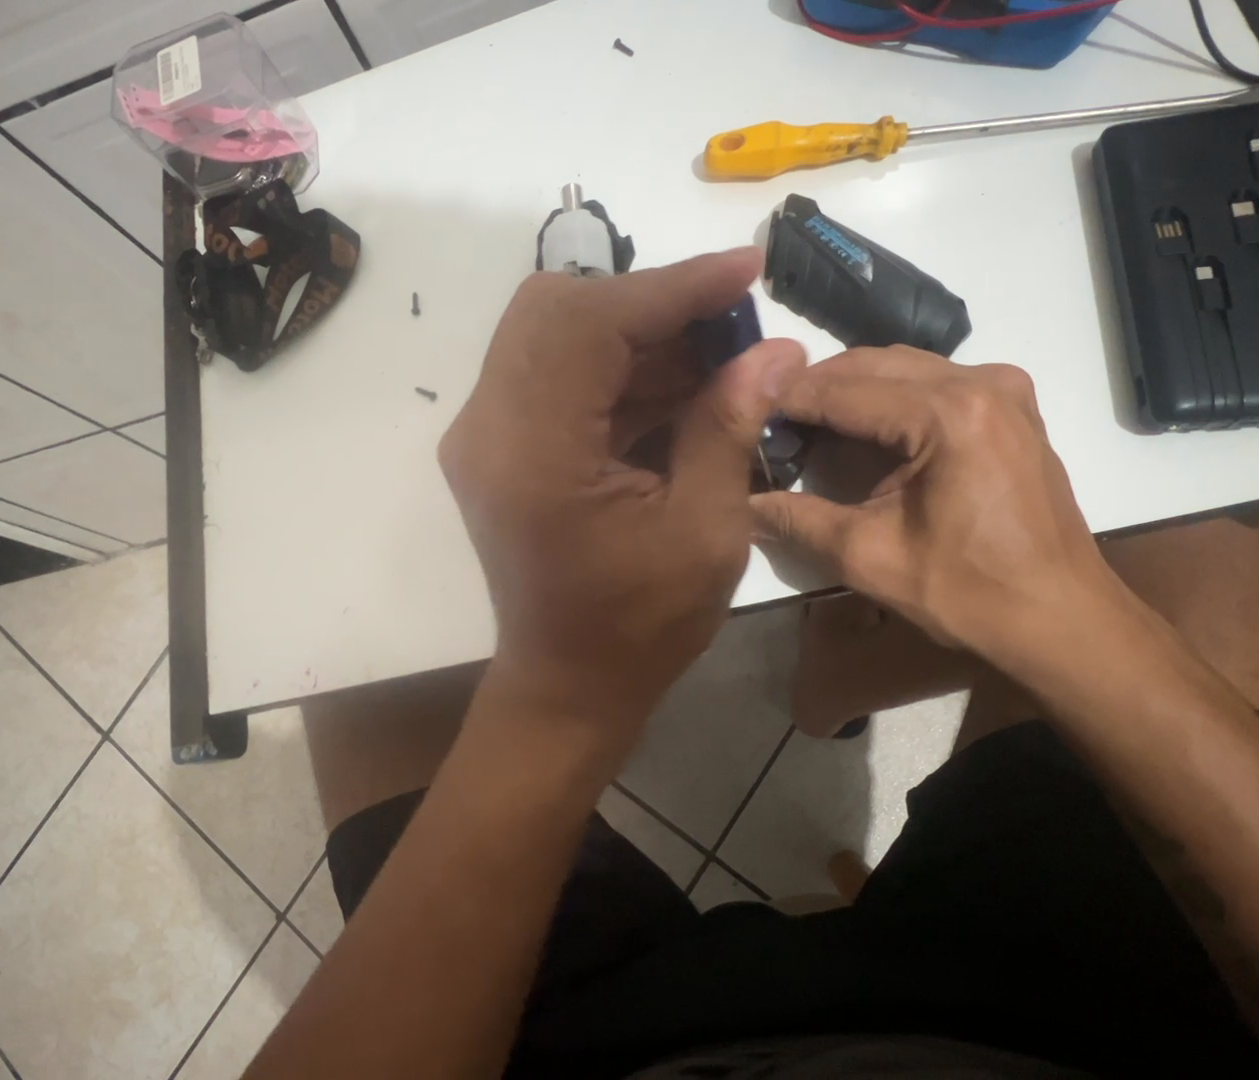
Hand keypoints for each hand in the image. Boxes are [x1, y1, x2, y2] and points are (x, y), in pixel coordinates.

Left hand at [440, 249, 803, 744]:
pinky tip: (674, 385)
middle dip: (647, 302)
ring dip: (632, 333)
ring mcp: (483, 435)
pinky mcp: (496, 446)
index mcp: (533, 451)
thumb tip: (776, 348)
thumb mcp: (706, 532)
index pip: (589, 324)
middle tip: (725, 323)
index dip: (672, 287)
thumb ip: (728, 427)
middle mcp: (487, 428)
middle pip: (554, 311)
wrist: (567, 684)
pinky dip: (611, 367)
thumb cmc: (640, 626)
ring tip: (713, 355)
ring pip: (550, 335)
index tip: (746, 269)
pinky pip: (550, 373)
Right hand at [750, 347, 1120, 662]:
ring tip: (803, 427)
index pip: (841, 389)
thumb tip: (738, 502)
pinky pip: (930, 381)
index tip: (738, 411)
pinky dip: (886, 397)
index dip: (783, 399)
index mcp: (947, 414)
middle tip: (764, 420)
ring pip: (900, 367)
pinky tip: (857, 430)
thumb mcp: (867, 556)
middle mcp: (980, 381)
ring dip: (848, 390)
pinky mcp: (1010, 406)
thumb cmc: (966, 592)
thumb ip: (796, 519)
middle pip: (870, 364)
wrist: (1059, 619)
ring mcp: (1003, 388)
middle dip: (813, 388)